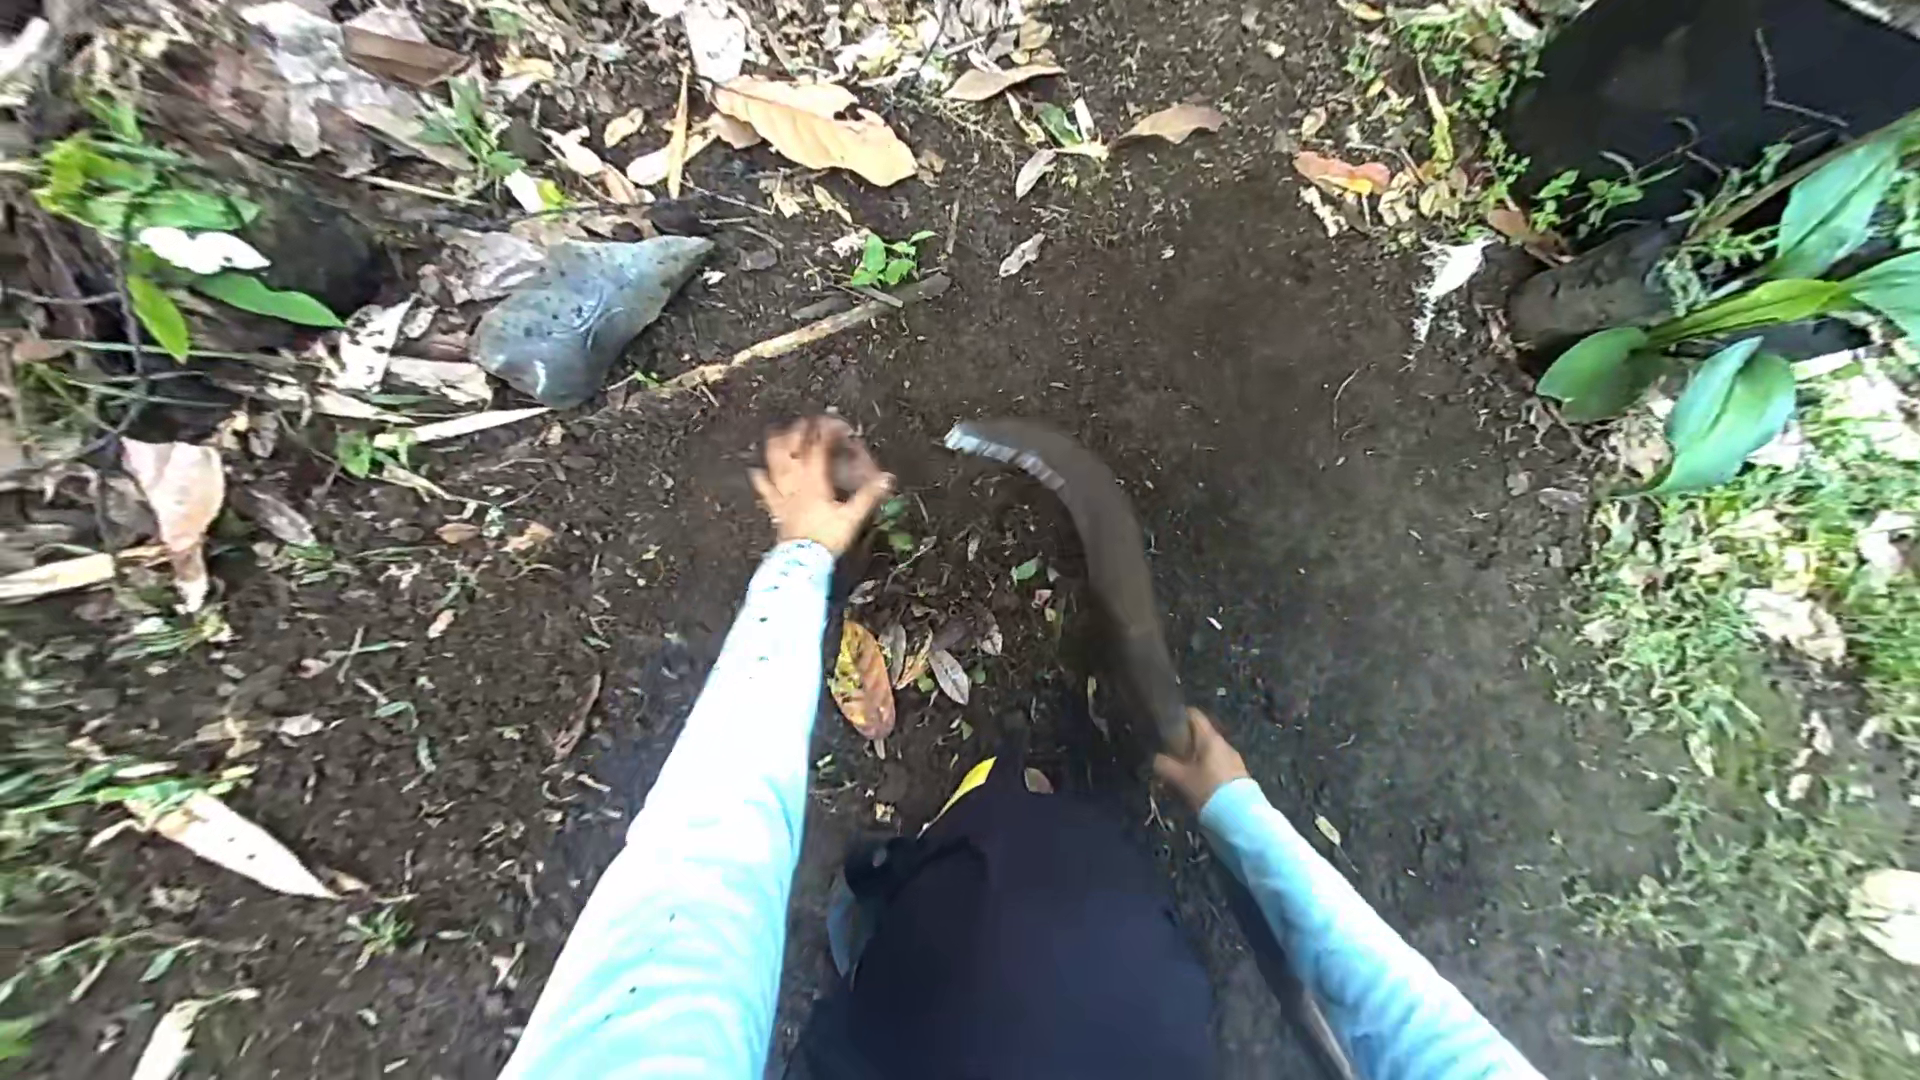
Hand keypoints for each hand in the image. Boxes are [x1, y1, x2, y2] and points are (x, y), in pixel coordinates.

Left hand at [749, 416, 893, 556]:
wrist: (803, 562)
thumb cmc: (827, 539)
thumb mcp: (852, 517)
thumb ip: (869, 496)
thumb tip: (887, 480)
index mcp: (815, 482)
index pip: (819, 450)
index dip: (826, 433)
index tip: (834, 423)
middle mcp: (796, 484)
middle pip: (792, 451)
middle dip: (798, 434)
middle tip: (805, 423)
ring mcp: (783, 496)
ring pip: (775, 465)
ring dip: (776, 448)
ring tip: (776, 433)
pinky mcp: (776, 509)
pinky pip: (766, 490)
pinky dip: (761, 479)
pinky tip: (756, 471)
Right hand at [1153, 708, 1250, 813]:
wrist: (1242, 819)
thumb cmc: (1208, 790)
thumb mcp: (1180, 779)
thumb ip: (1164, 765)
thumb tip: (1156, 758)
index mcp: (1210, 739)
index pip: (1194, 714)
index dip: (1178, 715)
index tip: (1165, 725)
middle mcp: (1225, 745)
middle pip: (1200, 735)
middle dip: (1184, 743)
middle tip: (1170, 756)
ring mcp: (1235, 761)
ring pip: (1209, 753)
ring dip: (1195, 759)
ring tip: (1182, 775)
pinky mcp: (1240, 777)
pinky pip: (1218, 766)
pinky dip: (1206, 771)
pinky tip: (1198, 787)